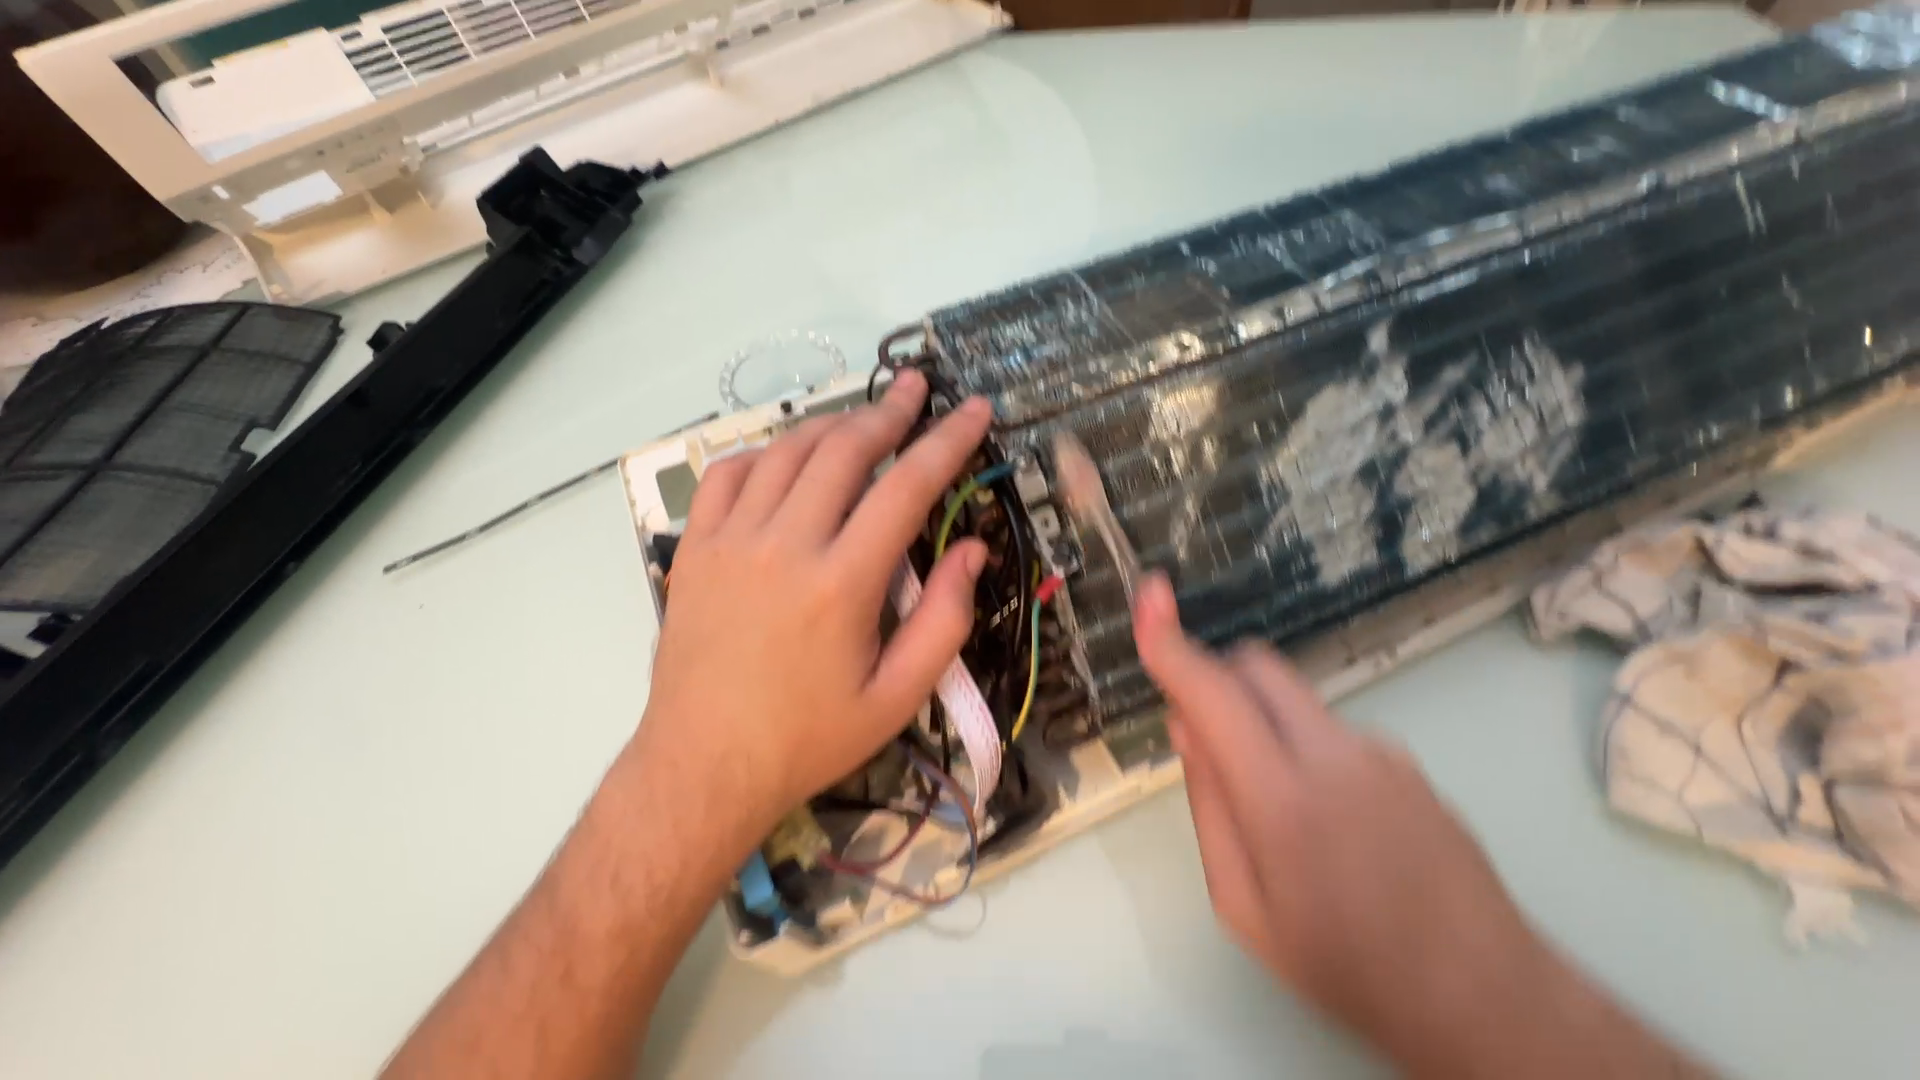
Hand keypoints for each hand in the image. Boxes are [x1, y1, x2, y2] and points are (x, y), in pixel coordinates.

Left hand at [633, 371, 991, 846]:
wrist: (704, 764)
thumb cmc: (809, 738)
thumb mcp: (898, 698)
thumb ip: (944, 620)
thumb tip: (971, 549)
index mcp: (842, 584)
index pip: (906, 487)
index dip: (946, 441)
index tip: (973, 410)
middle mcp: (785, 546)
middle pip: (844, 450)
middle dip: (890, 412)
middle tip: (919, 391)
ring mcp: (731, 542)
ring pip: (787, 451)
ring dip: (832, 425)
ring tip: (864, 420)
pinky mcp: (696, 550)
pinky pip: (728, 474)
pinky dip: (765, 452)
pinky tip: (787, 458)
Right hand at [1131, 572, 1698, 1076]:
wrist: (1487, 998)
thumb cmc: (1345, 966)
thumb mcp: (1243, 907)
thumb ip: (1209, 808)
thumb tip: (1189, 728)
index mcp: (1282, 798)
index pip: (1213, 694)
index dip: (1171, 641)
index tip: (1150, 597)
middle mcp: (1335, 754)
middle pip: (1257, 666)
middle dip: (1216, 678)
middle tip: (1203, 738)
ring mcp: (1382, 752)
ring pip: (1294, 700)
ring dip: (1261, 722)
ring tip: (1280, 813)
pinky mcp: (1409, 763)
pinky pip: (1332, 730)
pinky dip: (1304, 748)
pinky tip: (1330, 824)